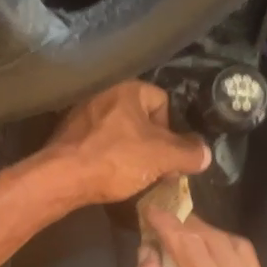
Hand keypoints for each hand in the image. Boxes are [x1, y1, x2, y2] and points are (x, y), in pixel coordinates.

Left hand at [44, 81, 210, 204]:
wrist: (61, 177)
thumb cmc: (116, 159)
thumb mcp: (162, 157)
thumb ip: (189, 153)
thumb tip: (205, 153)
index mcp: (127, 88)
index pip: (162, 101)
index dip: (172, 130)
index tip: (170, 156)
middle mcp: (102, 93)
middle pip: (141, 118)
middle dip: (152, 143)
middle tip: (156, 168)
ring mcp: (81, 113)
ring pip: (119, 131)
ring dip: (130, 151)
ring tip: (134, 175)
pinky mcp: (67, 134)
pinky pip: (98, 141)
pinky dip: (108, 156)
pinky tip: (109, 175)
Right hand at [129, 208, 266, 266]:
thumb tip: (148, 252)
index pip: (189, 247)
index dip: (167, 224)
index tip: (148, 210)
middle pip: (214, 241)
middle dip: (185, 225)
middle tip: (161, 220)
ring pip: (236, 247)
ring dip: (208, 235)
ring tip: (182, 235)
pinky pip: (249, 264)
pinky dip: (226, 250)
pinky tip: (208, 255)